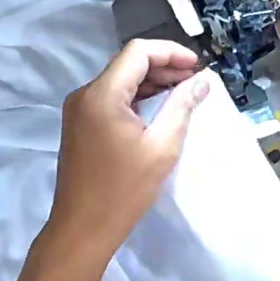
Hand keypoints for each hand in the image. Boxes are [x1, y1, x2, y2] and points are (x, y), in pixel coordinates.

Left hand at [48, 40, 209, 259]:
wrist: (82, 229)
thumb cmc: (124, 190)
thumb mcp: (161, 147)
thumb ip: (182, 107)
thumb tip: (201, 82)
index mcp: (102, 94)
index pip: (137, 52)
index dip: (170, 52)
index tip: (196, 65)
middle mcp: (85, 94)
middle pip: (127, 63)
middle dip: (163, 66)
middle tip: (194, 80)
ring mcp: (78, 109)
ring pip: (119, 79)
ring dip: (151, 81)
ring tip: (182, 93)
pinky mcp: (79, 123)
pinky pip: (110, 97)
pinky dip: (136, 97)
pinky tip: (158, 108)